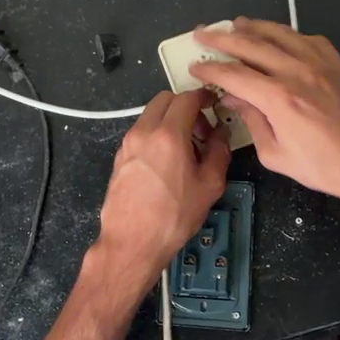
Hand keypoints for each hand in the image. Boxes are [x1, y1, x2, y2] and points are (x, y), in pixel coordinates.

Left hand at [94, 89, 230, 284]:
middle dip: (185, 106)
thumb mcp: (209, 185)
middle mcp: (143, 132)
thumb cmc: (173, 216)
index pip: (187, 99)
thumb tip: (220, 135)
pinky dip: (156, 135)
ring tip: (186, 148)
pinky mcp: (119, 158)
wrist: (132, 242)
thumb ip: (219, 152)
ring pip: (150, 116)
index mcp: (168, 135)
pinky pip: (140, 133)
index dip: (204, 96)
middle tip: (201, 129)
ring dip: (169, 121)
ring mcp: (127, 144)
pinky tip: (167, 161)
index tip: (214, 103)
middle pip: (164, 100)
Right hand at [191, 19, 339, 213]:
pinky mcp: (337, 63)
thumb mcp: (276, 154)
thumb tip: (233, 98)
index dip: (210, 68)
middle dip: (222, 37)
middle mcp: (297, 71)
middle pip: (251, 44)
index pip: (233, 74)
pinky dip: (287, 33)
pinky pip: (307, 38)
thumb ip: (252, 121)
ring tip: (235, 24)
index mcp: (278, 97)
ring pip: (279, 33)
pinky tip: (279, 36)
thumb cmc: (324, 167)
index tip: (194, 66)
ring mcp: (320, 63)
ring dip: (254, 27)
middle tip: (203, 33)